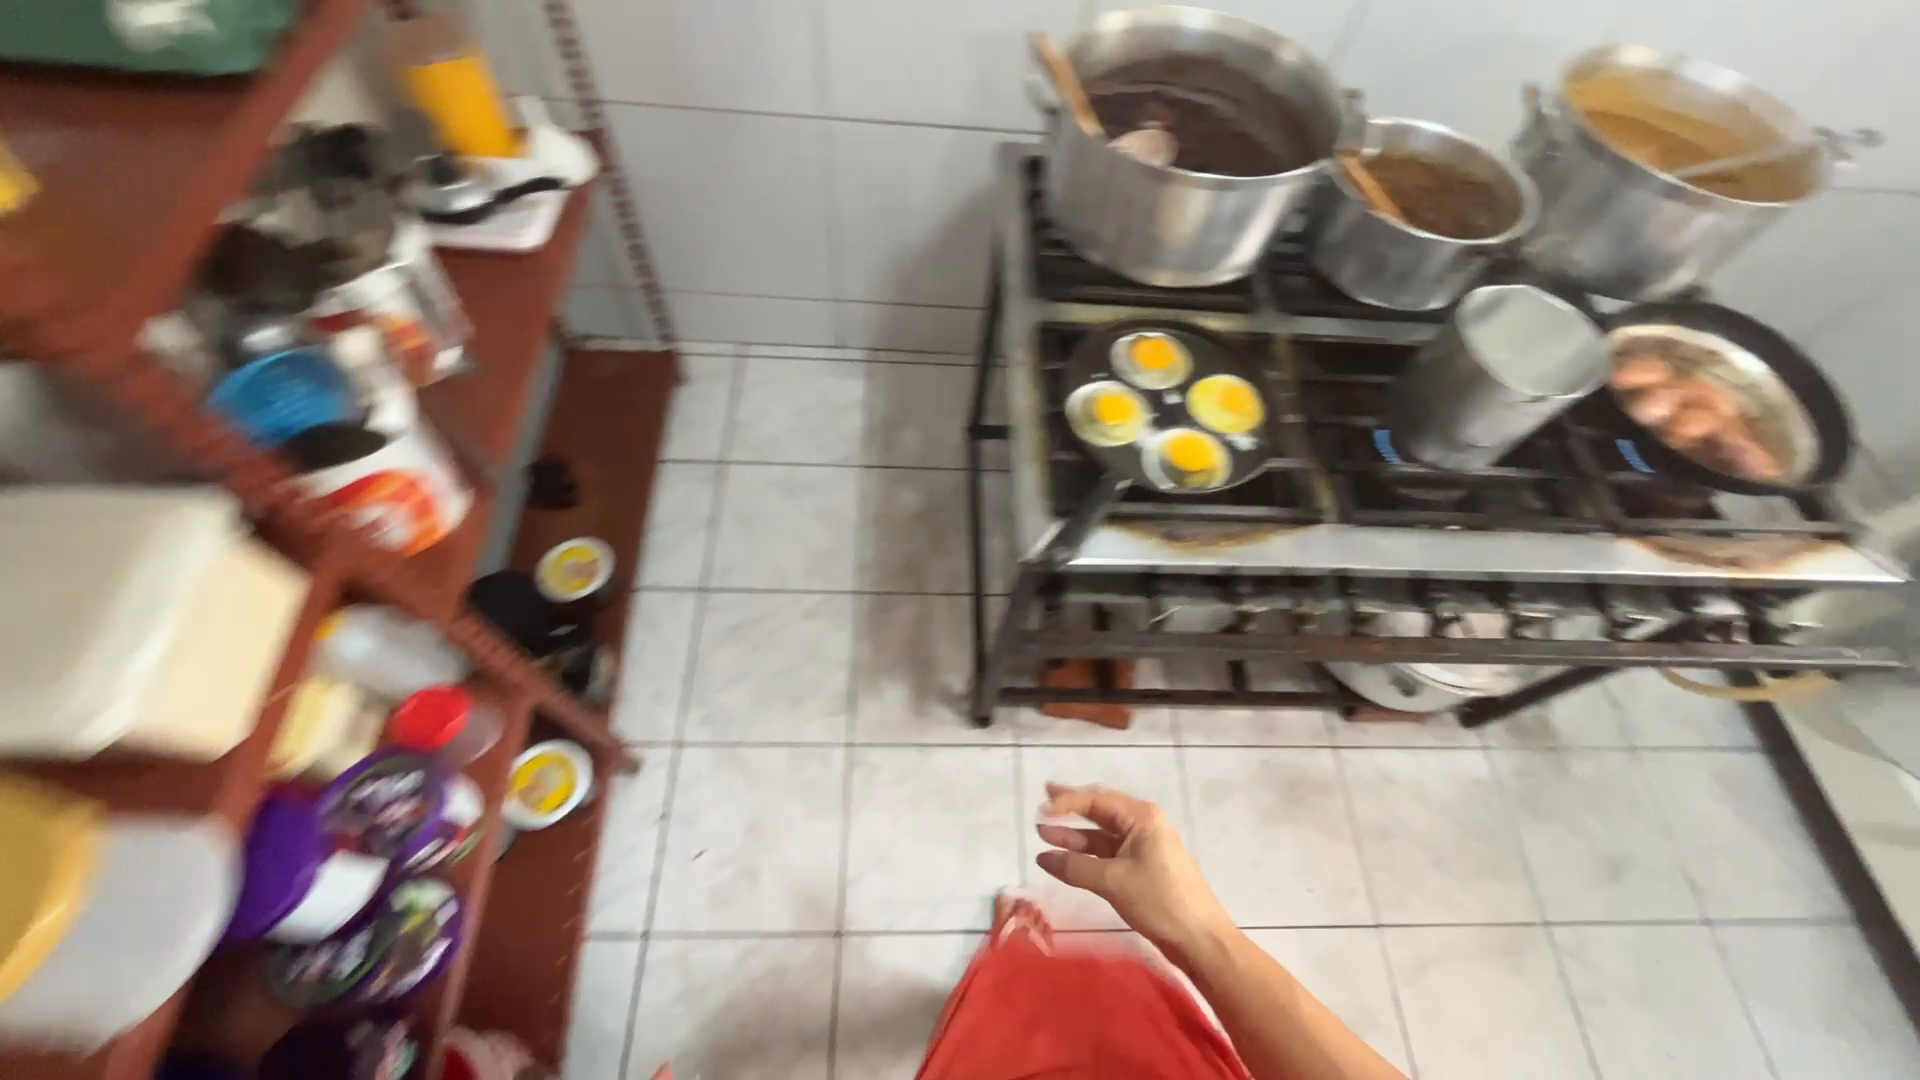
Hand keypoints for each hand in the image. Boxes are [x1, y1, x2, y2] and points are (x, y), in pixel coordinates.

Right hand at [1035, 783, 1232, 957]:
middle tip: (1042, 805)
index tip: (1040, 807)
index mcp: (1141, 817)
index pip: (1096, 799)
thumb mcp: (1113, 881)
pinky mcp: (1141, 869)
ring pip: (1102, 835)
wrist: (1200, 940)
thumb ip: (1075, 867)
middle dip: (1070, 810)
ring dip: (1075, 836)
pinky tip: (1065, 860)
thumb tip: (1043, 858)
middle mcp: (1142, 825)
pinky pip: (1108, 854)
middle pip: (1100, 811)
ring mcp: (1143, 848)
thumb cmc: (1159, 900)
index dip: (1066, 801)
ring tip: (1043, 833)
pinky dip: (1086, 856)